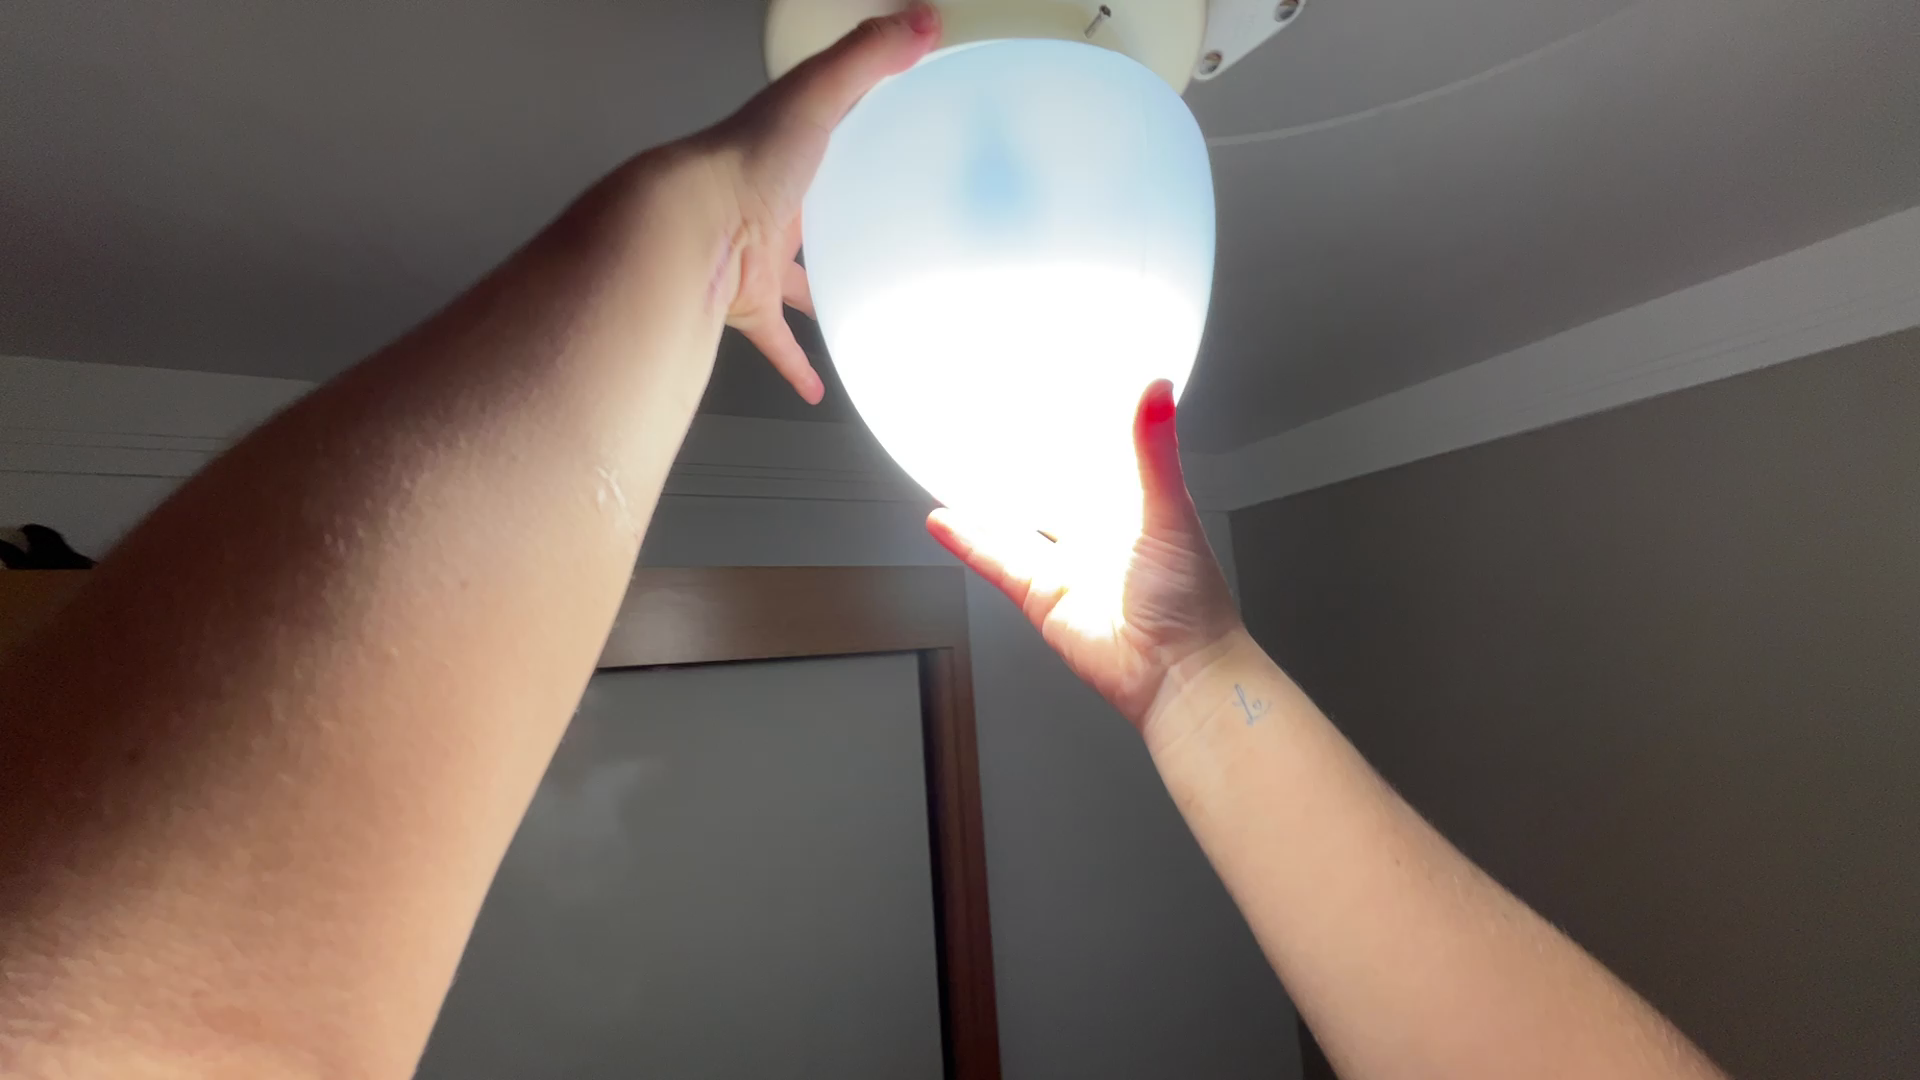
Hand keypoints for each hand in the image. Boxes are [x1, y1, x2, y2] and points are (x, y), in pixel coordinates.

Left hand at [676, 2, 938, 402]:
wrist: (692, 225)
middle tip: (870, 239)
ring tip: (855, 313)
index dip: (853, 141)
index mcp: (789, 161)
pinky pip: (779, 341)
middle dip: (836, 226)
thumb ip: (868, 59)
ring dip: (819, 300)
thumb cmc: (745, 164)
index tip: (883, 147)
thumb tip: (923, 20)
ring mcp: (760, 262)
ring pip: (795, 285)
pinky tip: (817, 387)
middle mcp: (773, 211)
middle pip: (810, 219)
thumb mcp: (817, 96)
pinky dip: (797, 365)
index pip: (825, 144)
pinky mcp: (752, 306)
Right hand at [928, 381, 1245, 738]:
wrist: (1173, 669)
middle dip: (1016, 466)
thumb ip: (1154, 453)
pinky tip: (942, 523)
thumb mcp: (1168, 511)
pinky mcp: (1039, 594)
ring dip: (980, 504)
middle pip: (1043, 491)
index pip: (1089, 458)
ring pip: (1011, 525)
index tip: (1039, 400)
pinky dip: (967, 542)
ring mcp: (1063, 564)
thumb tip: (1157, 390)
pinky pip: (996, 561)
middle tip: (980, 433)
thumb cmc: (1187, 597)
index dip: (1065, 432)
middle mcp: (1091, 532)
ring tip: (944, 473)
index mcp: (1125, 505)